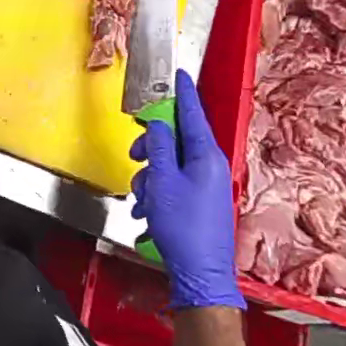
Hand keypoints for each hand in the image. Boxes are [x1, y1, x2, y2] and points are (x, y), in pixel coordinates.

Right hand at [130, 70, 246, 310]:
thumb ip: (159, 148)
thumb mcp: (163, 181)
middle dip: (151, 149)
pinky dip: (156, 195)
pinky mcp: (198, 203)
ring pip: (169, 166)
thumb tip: (159, 126)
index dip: (183, 93)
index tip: (180, 74)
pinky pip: (172, 186)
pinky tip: (148, 213)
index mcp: (207, 155)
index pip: (193, 114)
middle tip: (136, 157)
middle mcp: (210, 167)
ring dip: (149, 179)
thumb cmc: (183, 225)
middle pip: (175, 141)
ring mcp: (205, 186)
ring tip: (143, 201)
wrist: (200, 271)